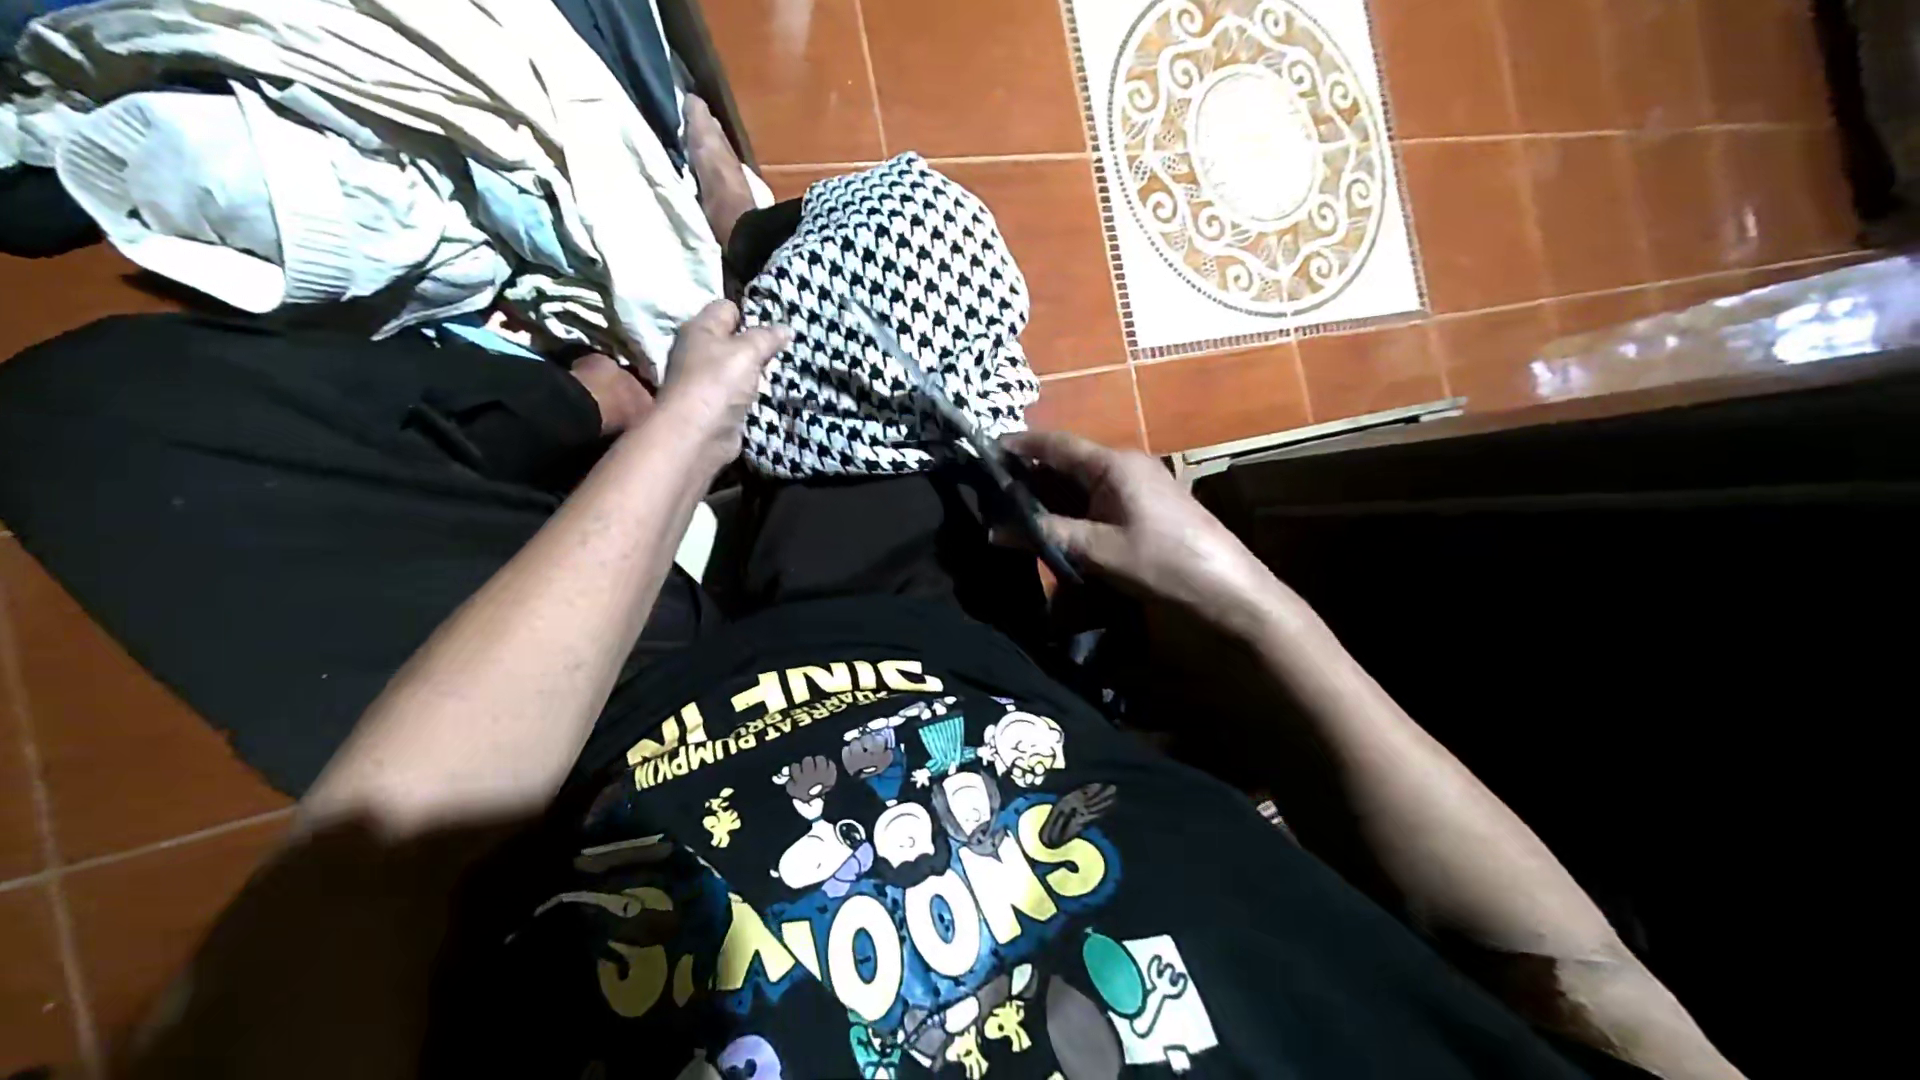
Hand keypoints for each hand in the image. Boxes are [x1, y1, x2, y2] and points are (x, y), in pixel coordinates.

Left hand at [654, 299, 791, 464]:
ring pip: (736, 367)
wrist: (697, 435)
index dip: (750, 314)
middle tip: (780, 351)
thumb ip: (767, 338)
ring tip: (778, 372)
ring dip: (754, 371)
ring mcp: (705, 380)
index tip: (774, 329)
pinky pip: (737, 391)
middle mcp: (698, 351)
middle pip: (732, 338)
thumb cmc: (718, 384)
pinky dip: (750, 393)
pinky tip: (765, 395)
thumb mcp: (747, 352)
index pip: (726, 308)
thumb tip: (785, 328)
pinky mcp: (714, 405)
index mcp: (699, 329)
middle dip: (756, 344)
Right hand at [999, 430, 1290, 636]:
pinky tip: (1052, 526)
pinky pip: (1096, 498)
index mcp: (1113, 464)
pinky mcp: (1144, 506)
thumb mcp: (1098, 549)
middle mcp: (1124, 465)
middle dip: (1028, 475)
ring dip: (1048, 496)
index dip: (1018, 445)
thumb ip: (1046, 534)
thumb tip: (995, 530)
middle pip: (1066, 461)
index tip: (983, 453)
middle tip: (990, 492)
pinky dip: (1070, 508)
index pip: (1055, 443)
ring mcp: (1137, 485)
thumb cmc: (1163, 561)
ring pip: (1080, 482)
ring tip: (1011, 511)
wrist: (1227, 589)